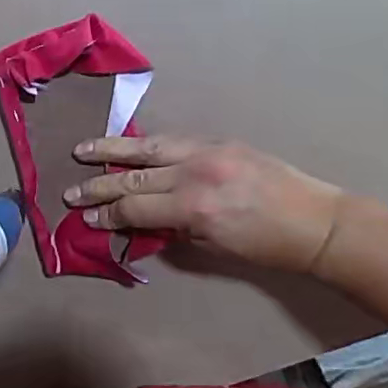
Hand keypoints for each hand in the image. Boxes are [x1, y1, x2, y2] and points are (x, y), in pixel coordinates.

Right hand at [63, 136, 345, 273]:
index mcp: (194, 208)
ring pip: (147, 148)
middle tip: (70, 191)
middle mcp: (195, 174)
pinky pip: (171, 140)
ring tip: (82, 151)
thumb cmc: (267, 247)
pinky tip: (126, 144)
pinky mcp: (218, 141)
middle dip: (98, 186)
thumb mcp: (215, 247)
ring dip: (110, 150)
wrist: (318, 222)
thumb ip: (173, 231)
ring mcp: (206, 152)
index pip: (135, 208)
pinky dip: (143, 143)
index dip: (107, 214)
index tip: (85, 218)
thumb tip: (142, 222)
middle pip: (133, 177)